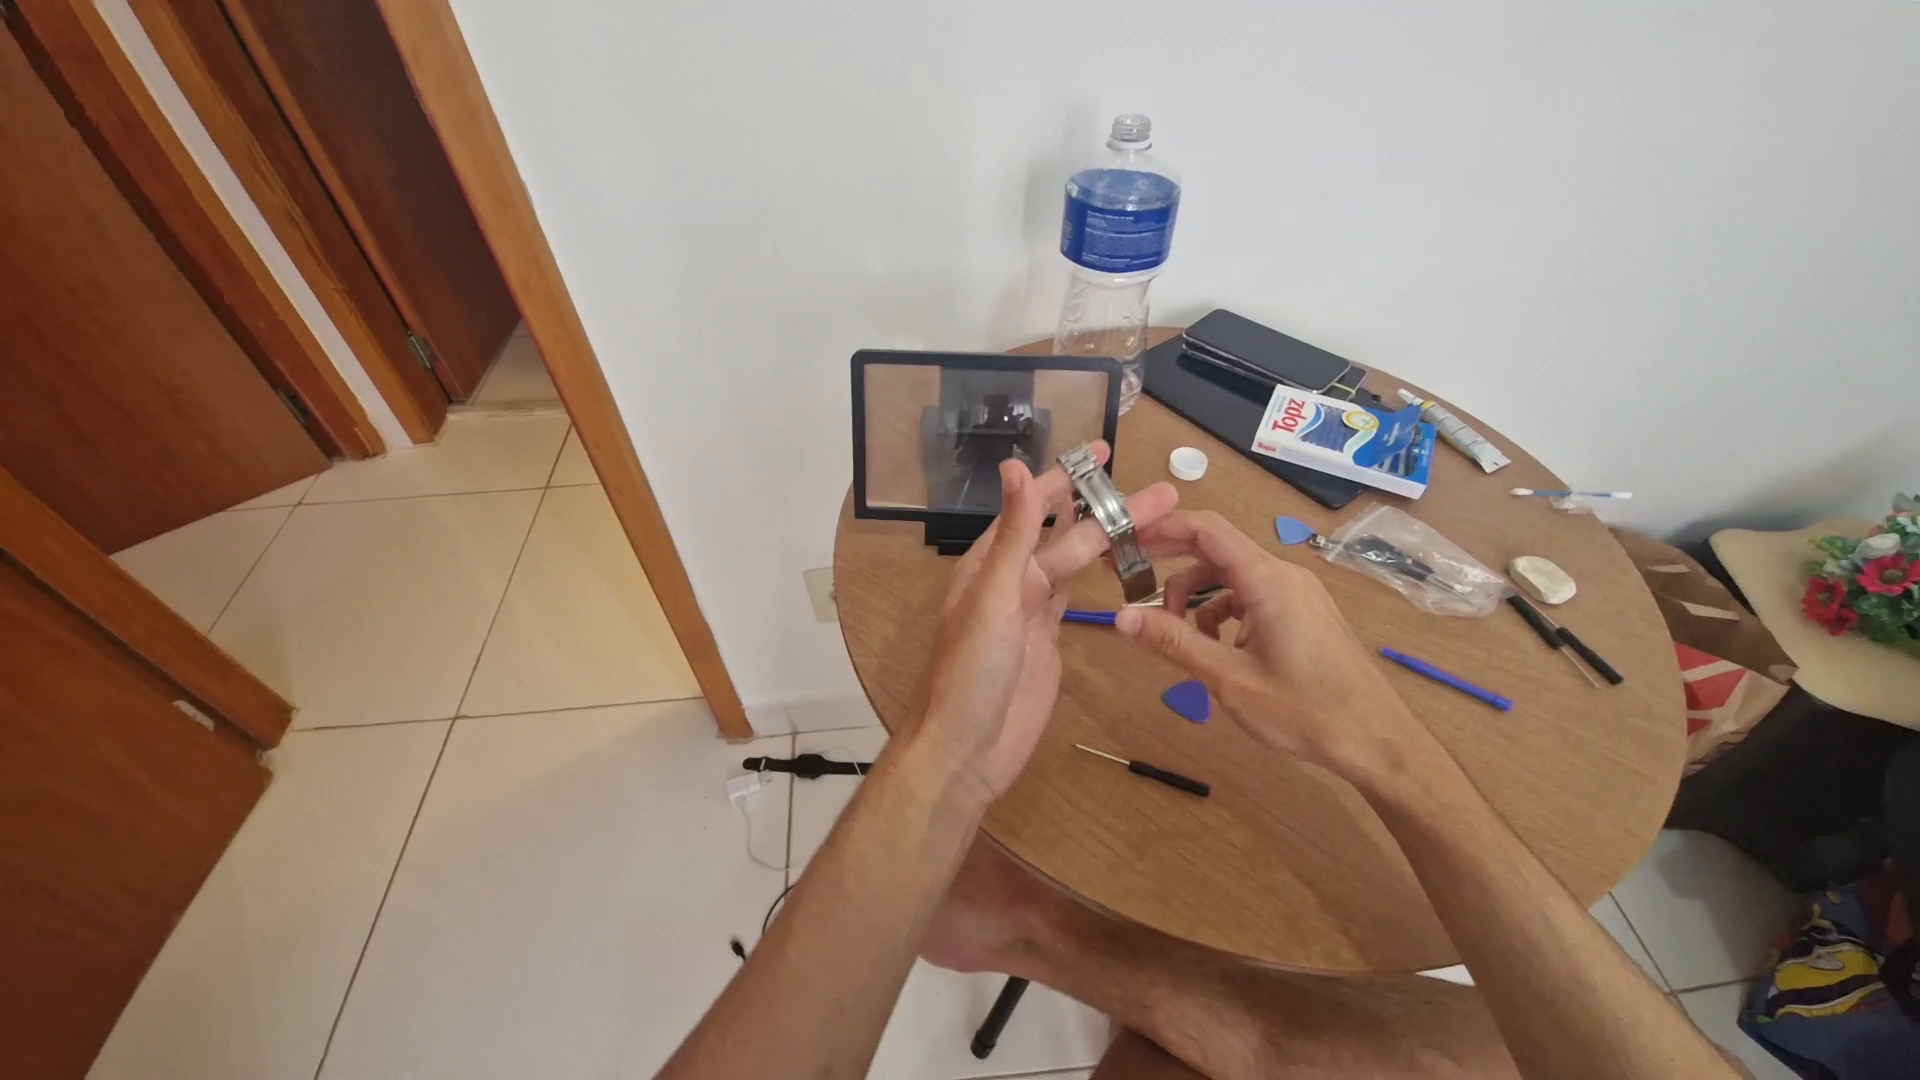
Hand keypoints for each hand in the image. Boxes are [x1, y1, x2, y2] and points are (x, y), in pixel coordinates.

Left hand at [915, 443, 1176, 800]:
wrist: (966, 749)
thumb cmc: (972, 672)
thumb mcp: (994, 597)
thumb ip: (1012, 535)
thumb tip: (1015, 466)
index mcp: (990, 563)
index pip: (1031, 508)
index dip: (1064, 479)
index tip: (1100, 453)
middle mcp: (1010, 581)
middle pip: (1065, 536)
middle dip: (1107, 511)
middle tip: (1162, 493)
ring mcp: (1031, 612)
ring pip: (1072, 564)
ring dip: (1106, 540)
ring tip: (1153, 519)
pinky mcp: (1048, 642)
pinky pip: (1073, 598)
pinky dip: (1094, 577)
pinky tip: (1116, 563)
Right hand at [1113, 510, 1433, 781]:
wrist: (1377, 741)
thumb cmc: (1304, 711)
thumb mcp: (1228, 679)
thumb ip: (1173, 642)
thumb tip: (1121, 617)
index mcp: (1267, 580)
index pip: (1206, 530)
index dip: (1161, 528)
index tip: (1124, 541)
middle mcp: (1283, 574)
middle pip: (1215, 549)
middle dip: (1169, 561)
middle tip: (1128, 579)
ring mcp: (1297, 592)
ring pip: (1231, 575)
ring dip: (1195, 595)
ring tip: (1175, 633)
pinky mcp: (1303, 611)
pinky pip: (1251, 594)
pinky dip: (1222, 610)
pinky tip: (1216, 646)